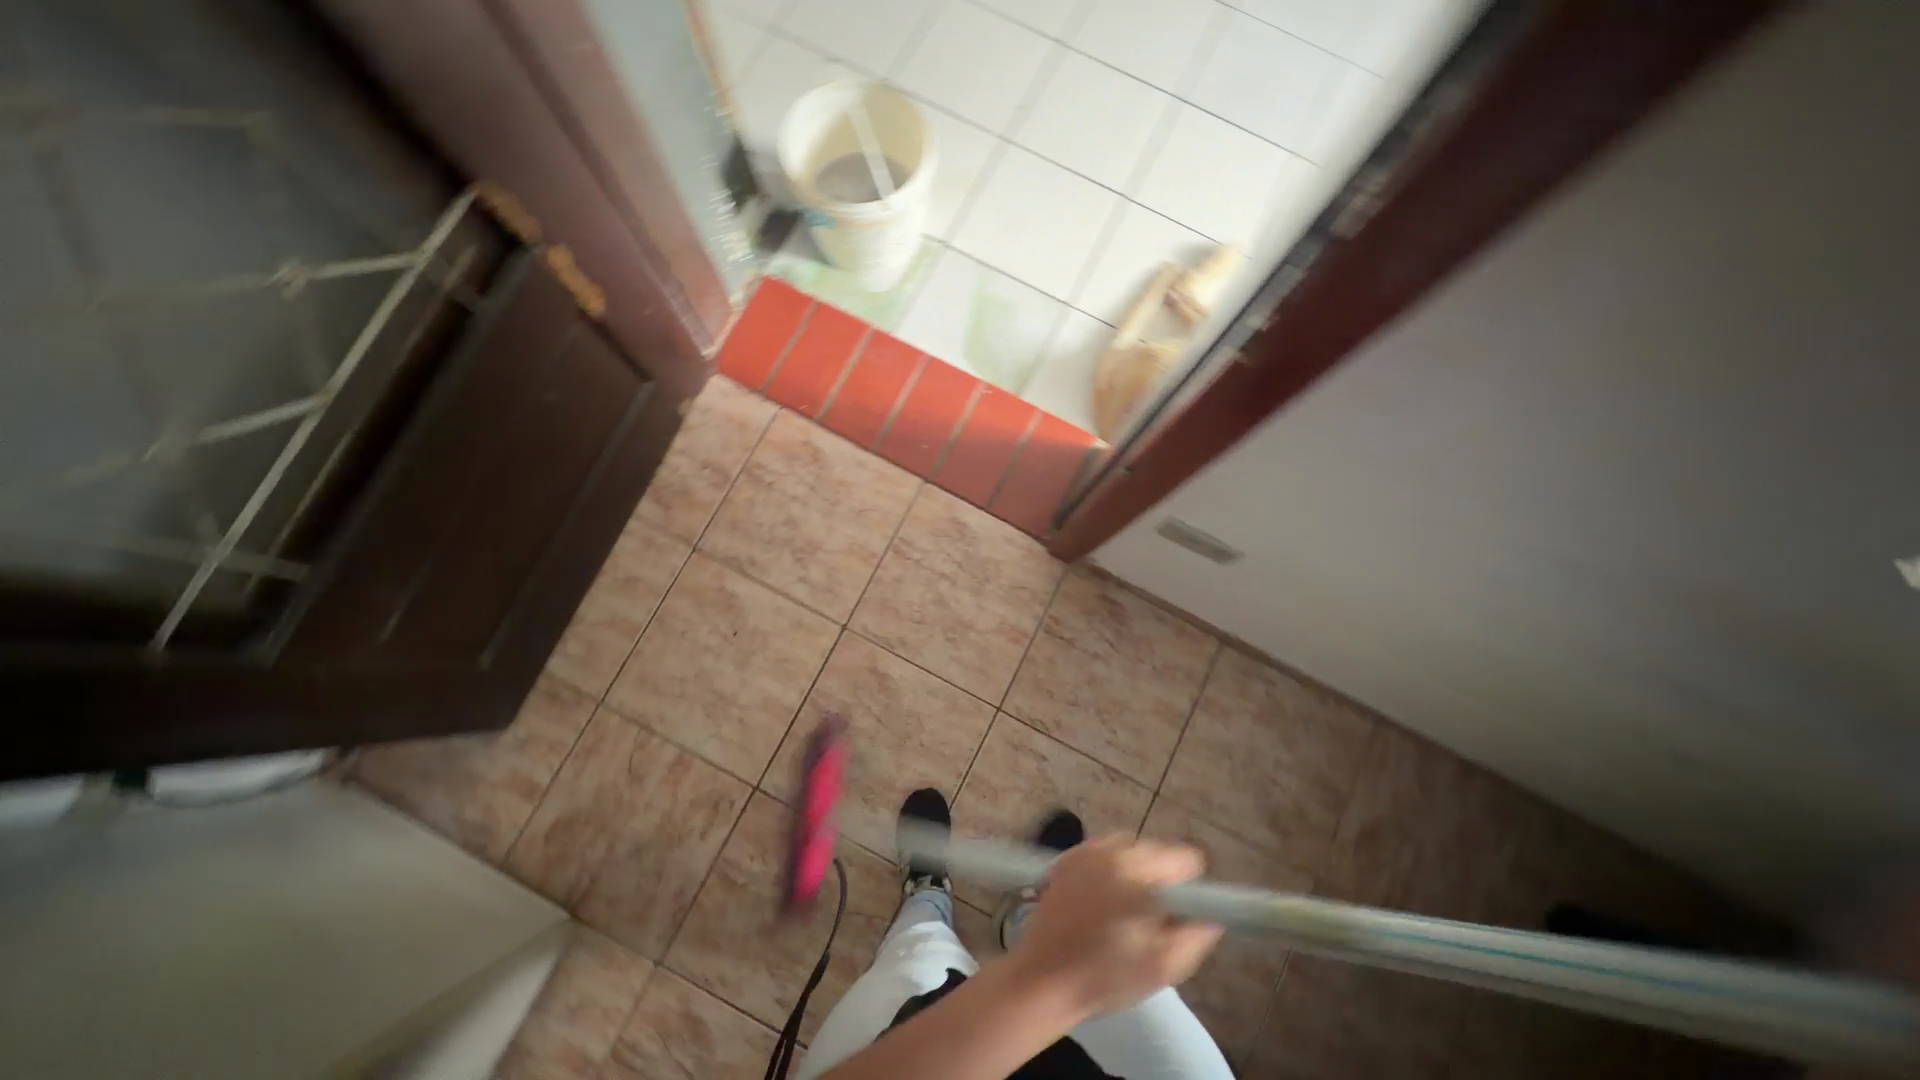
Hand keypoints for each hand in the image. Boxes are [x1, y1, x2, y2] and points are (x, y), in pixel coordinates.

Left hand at [1005, 834, 1223, 1016]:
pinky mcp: (1064, 860)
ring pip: (1129, 851)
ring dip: (1136, 873)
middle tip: (1154, 919)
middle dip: (1163, 880)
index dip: (1192, 887)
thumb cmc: (1105, 977)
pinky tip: (1103, 903)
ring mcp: (1084, 852)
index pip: (1186, 857)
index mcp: (1138, 871)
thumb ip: (1196, 934)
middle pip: (1157, 851)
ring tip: (1127, 912)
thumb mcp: (1164, 966)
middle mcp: (1110, 849)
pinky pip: (1102, 855)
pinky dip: (1110, 871)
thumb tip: (1209, 914)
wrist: (1042, 980)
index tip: (1184, 912)